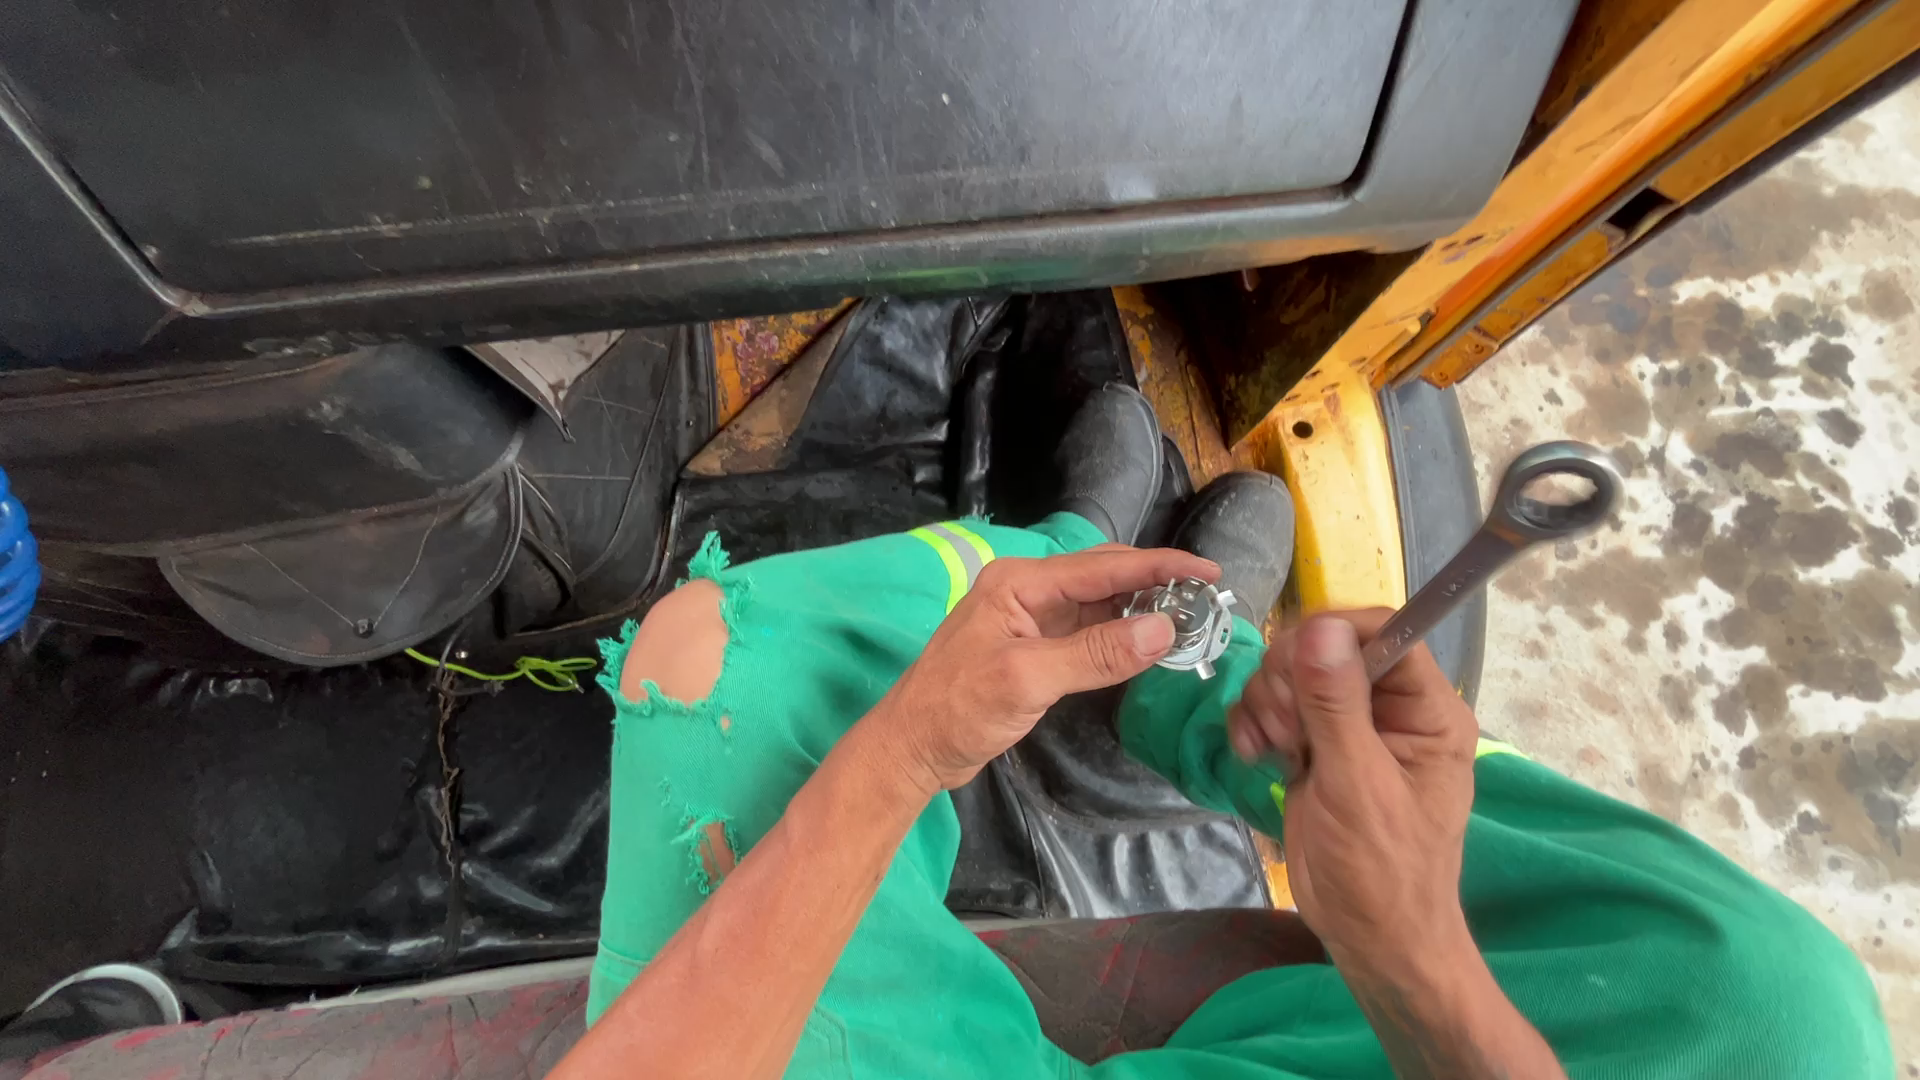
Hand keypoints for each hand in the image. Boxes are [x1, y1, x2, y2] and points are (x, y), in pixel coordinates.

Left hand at [874, 545, 1218, 793]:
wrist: (913, 746)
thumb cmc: (958, 708)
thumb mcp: (1027, 680)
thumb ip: (1095, 654)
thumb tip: (1163, 630)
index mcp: (1019, 583)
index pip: (1101, 566)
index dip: (1158, 566)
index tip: (1208, 570)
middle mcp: (1026, 591)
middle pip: (1102, 577)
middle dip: (1154, 584)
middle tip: (1206, 599)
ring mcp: (1029, 619)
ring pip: (1097, 604)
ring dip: (1139, 611)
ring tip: (1189, 619)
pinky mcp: (1033, 647)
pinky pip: (1086, 632)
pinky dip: (1118, 636)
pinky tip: (1146, 644)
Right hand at [1227, 610, 1479, 974]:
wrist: (1365, 933)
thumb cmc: (1381, 869)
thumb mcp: (1357, 784)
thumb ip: (1336, 704)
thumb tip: (1320, 628)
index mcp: (1425, 710)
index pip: (1384, 630)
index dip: (1333, 634)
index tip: (1292, 665)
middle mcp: (1385, 706)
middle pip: (1321, 646)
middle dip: (1289, 682)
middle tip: (1288, 732)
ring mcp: (1343, 723)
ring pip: (1287, 672)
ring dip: (1266, 706)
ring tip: (1275, 750)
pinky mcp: (1308, 741)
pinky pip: (1267, 703)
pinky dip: (1252, 724)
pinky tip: (1255, 756)